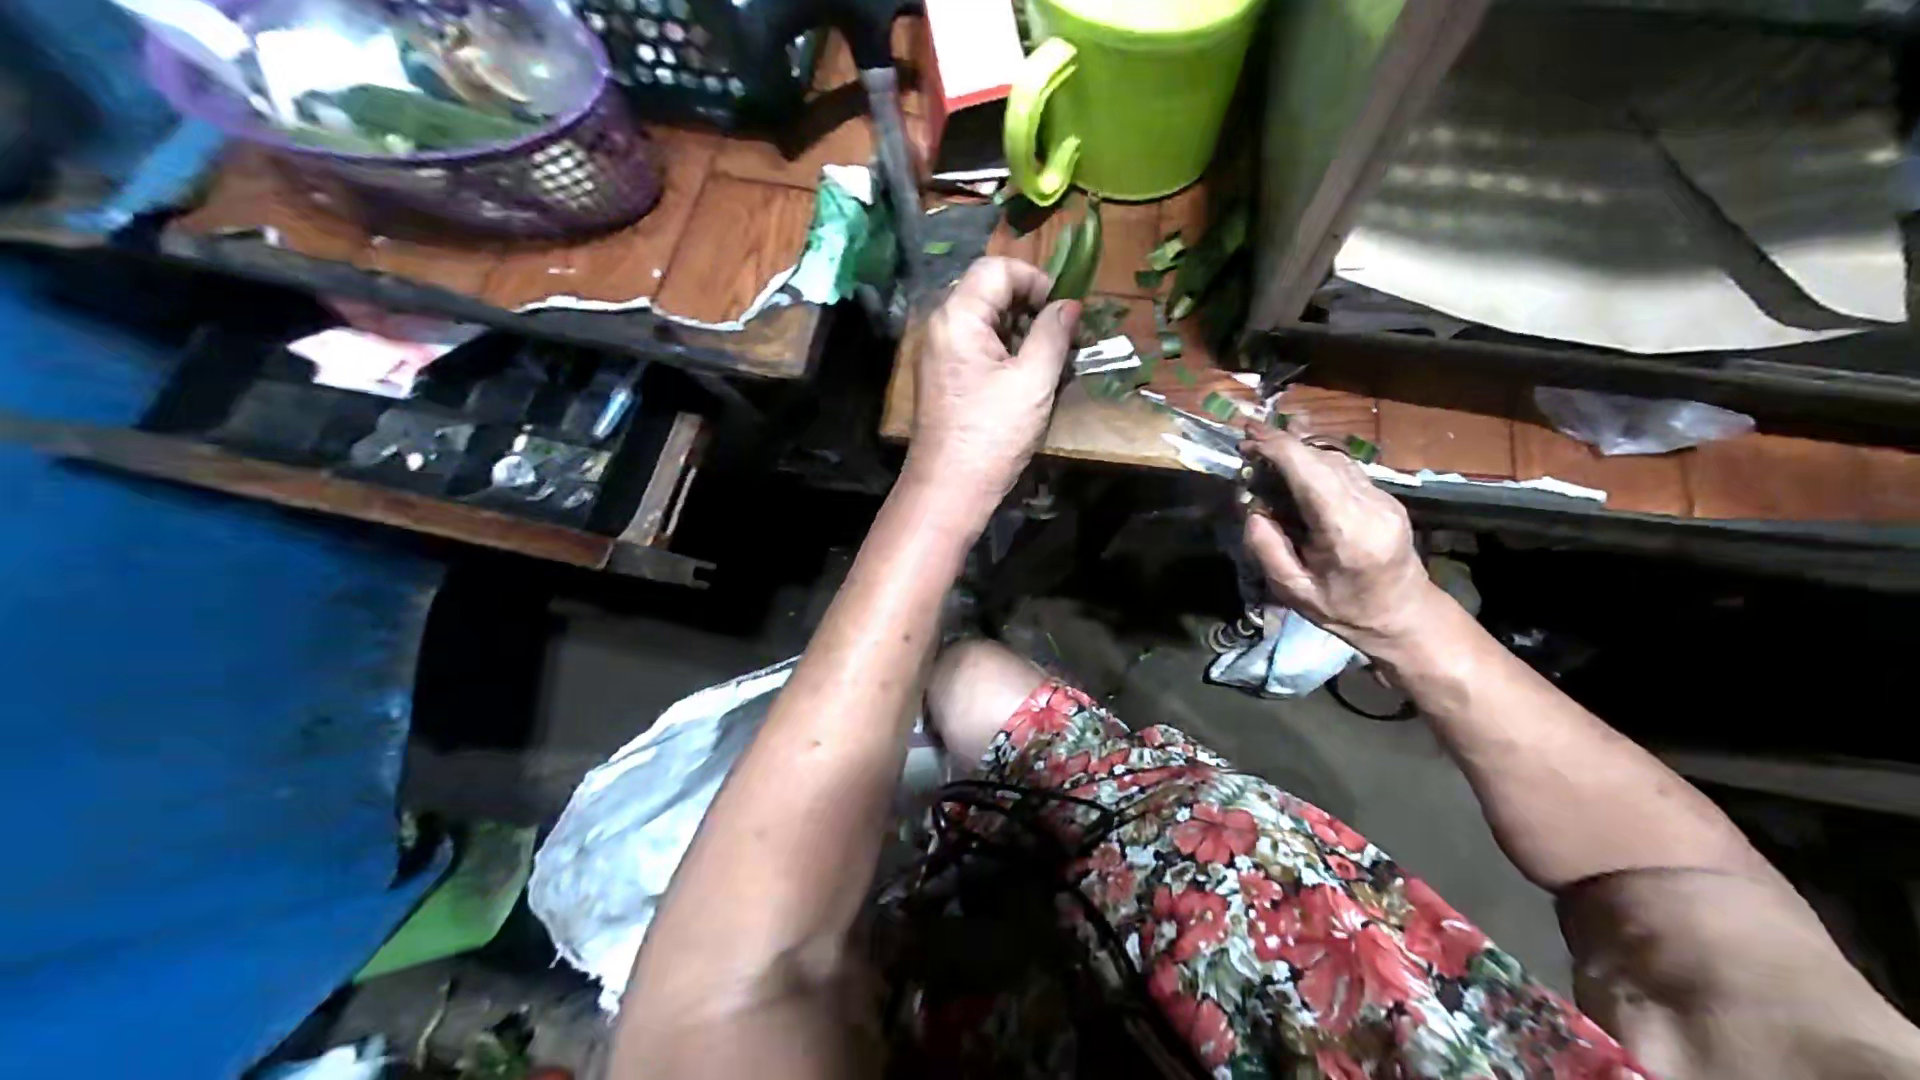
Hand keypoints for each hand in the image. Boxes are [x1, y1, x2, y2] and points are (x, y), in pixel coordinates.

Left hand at [906, 257, 1080, 517]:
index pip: (997, 268)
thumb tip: (1069, 304)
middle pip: (988, 291)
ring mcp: (938, 354)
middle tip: (1061, 334)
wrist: (948, 489)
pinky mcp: (943, 378)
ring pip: (983, 320)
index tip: (1062, 309)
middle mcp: (941, 327)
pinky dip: (1003, 350)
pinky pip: (975, 346)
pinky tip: (1026, 376)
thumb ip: (1053, 334)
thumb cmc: (992, 434)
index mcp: (958, 318)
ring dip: (1019, 329)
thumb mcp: (1033, 381)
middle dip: (1029, 305)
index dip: (1035, 279)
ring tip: (1049, 358)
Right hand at [1241, 430, 1443, 655]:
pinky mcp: (1385, 498)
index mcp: (1346, 530)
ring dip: (1298, 449)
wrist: (1403, 615)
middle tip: (1247, 438)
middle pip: (1321, 458)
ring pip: (1334, 458)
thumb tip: (1253, 510)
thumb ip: (1267, 548)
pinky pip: (1345, 469)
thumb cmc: (1343, 609)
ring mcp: (1382, 499)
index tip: (1246, 442)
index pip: (1310, 471)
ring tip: (1264, 448)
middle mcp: (1369, 505)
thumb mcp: (1292, 590)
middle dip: (1282, 442)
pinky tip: (1293, 467)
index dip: (1276, 448)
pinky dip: (1314, 462)